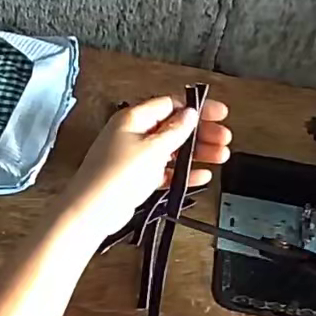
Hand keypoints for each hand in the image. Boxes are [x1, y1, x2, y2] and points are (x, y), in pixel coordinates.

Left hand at [57, 95, 232, 238]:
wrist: (92, 211)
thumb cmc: (113, 177)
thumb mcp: (152, 149)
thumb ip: (174, 131)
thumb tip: (189, 115)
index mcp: (132, 119)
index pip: (169, 105)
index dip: (195, 109)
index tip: (217, 114)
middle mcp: (132, 135)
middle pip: (173, 128)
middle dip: (200, 133)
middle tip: (223, 138)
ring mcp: (134, 157)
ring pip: (171, 150)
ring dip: (196, 153)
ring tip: (220, 156)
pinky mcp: (136, 179)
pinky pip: (164, 171)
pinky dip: (182, 173)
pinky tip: (200, 176)